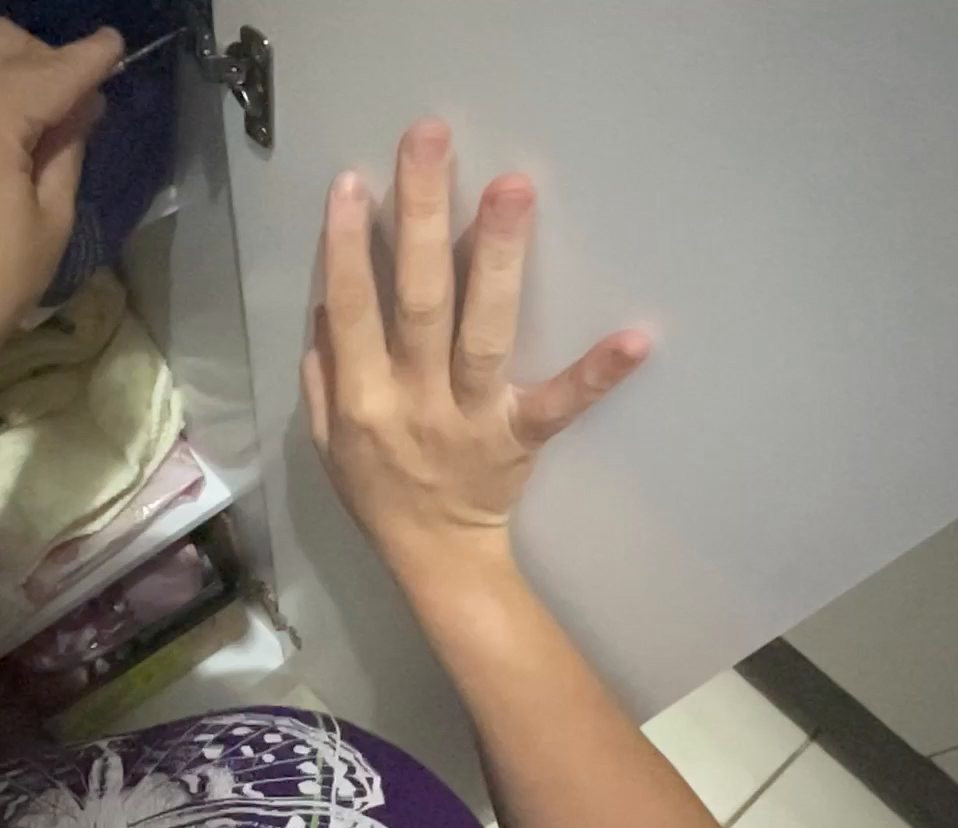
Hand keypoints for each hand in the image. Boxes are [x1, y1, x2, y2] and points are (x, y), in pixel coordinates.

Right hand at [303, 118, 649, 581]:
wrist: (435, 555)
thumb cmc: (378, 494)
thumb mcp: (327, 443)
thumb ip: (322, 378)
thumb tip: (327, 309)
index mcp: (363, 402)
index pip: (352, 314)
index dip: (347, 249)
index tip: (352, 183)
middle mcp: (414, 401)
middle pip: (417, 304)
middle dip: (419, 219)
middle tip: (430, 142)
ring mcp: (470, 419)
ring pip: (481, 335)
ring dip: (495, 261)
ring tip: (511, 190)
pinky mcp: (520, 436)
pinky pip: (558, 405)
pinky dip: (594, 376)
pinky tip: (635, 338)